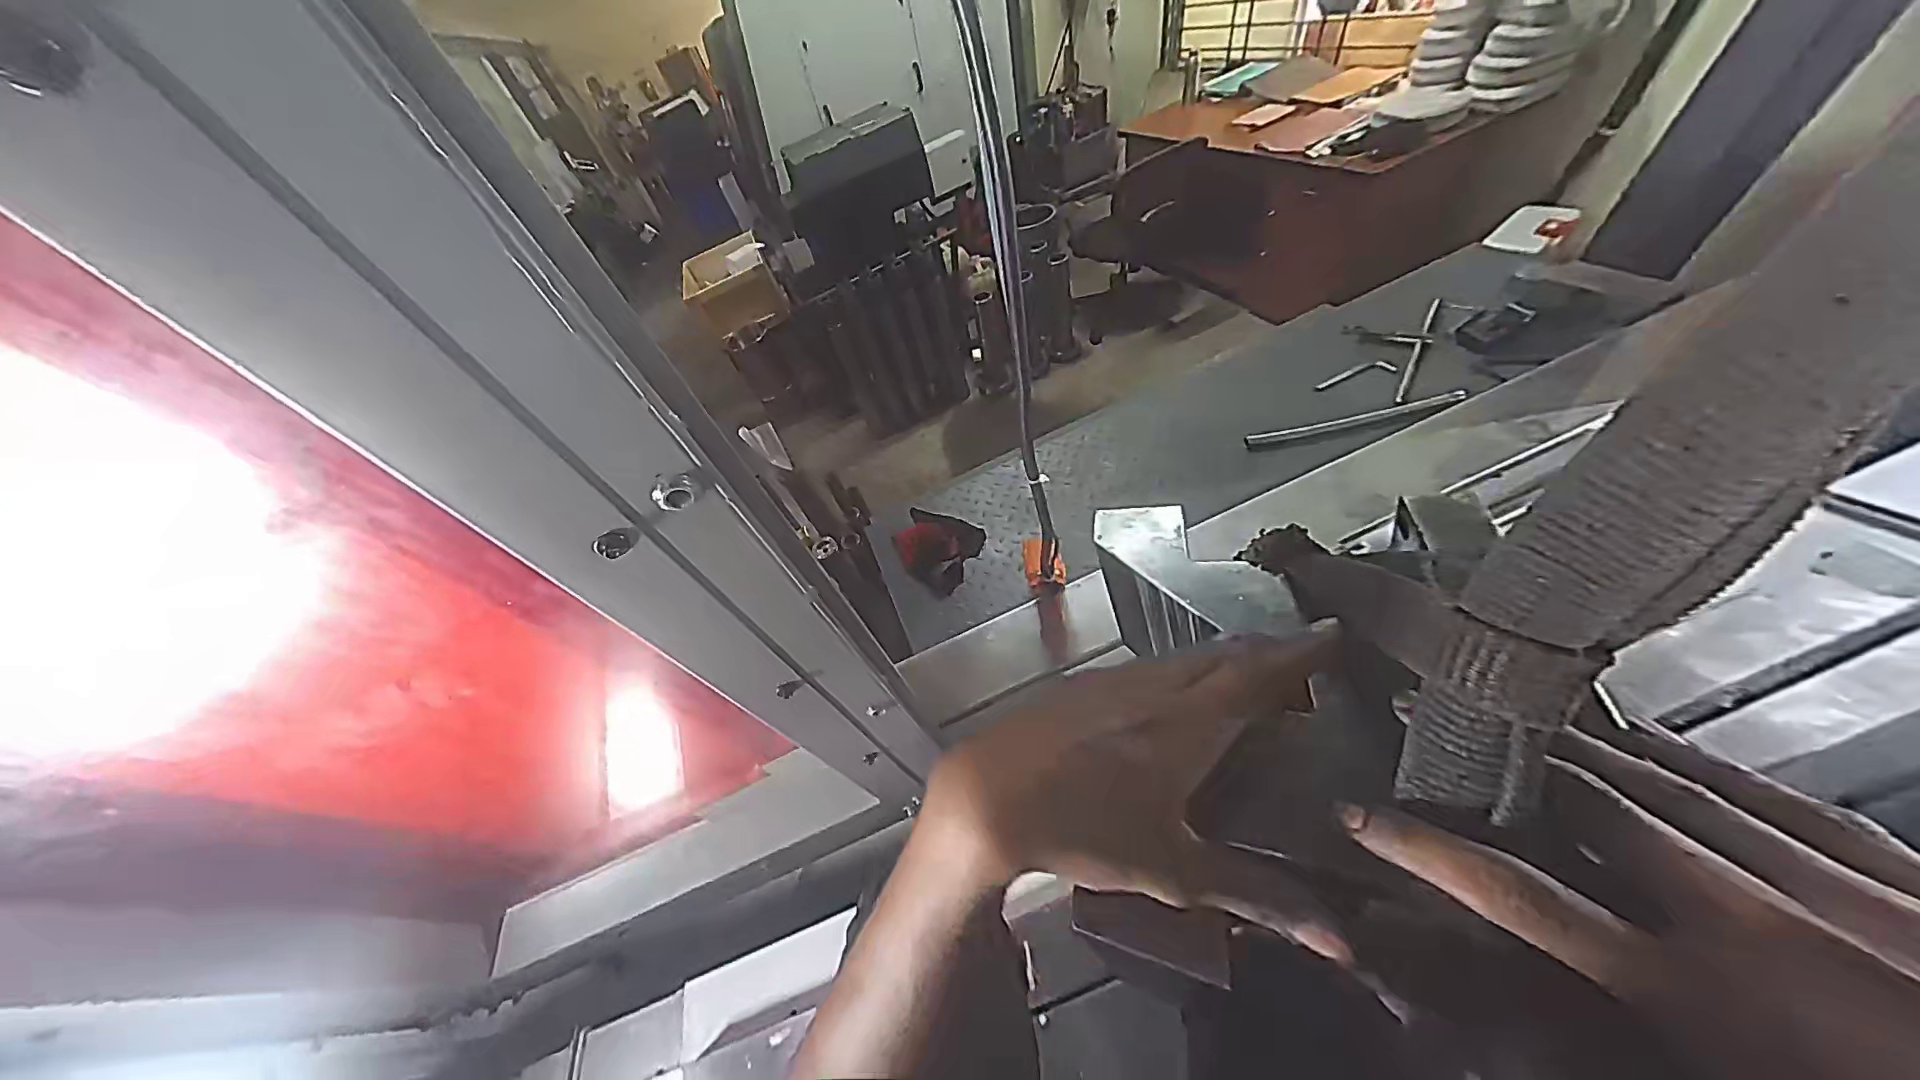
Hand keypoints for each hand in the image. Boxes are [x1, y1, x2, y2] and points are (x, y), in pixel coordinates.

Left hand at [918, 628, 1348, 960]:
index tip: (1333, 632)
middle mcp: (1152, 687)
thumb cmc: (1082, 832)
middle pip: (1222, 655)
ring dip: (1219, 659)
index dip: (1301, 650)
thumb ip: (1256, 898)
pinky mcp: (1080, 685)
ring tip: (1243, 673)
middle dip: (1266, 651)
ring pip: (1181, 658)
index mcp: (1187, 723)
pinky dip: (1176, 670)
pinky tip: (1170, 693)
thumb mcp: (1173, 870)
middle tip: (1299, 659)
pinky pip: (1144, 667)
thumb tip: (1338, 943)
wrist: (987, 797)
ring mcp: (1111, 680)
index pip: (1258, 672)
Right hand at [1343, 724, 1919, 1079]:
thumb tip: (1507, 1023)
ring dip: (1576, 744)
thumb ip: (1608, 1044)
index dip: (1424, 849)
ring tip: (1514, 707)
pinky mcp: (1893, 870)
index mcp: (1692, 991)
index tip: (1362, 814)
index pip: (1515, 896)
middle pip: (1587, 807)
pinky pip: (1760, 792)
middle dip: (1501, 755)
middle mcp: (1737, 917)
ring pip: (1663, 783)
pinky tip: (1650, 739)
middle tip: (1437, 713)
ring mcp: (1823, 883)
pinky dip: (1685, 759)